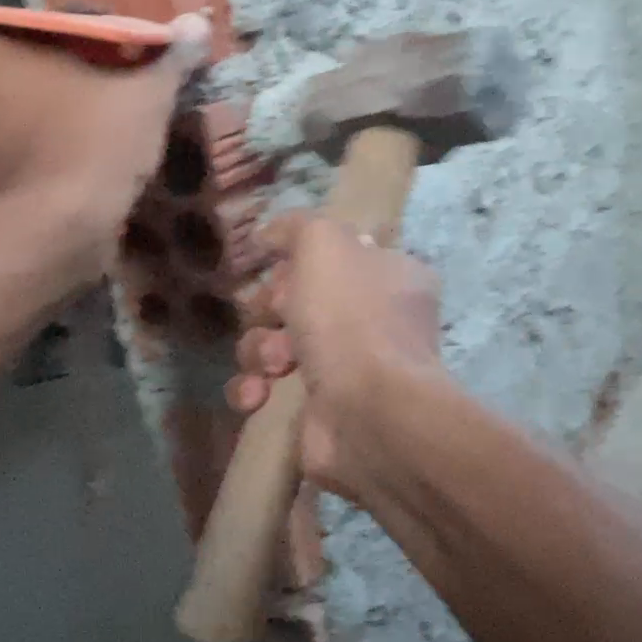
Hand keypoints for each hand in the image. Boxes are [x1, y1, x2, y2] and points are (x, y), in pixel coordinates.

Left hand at [0, 12, 209, 231]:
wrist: (57, 234)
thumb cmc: (94, 146)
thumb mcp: (145, 94)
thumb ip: (170, 57)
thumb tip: (197, 23)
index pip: (57, 24)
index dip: (105, 36)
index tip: (136, 59)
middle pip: (39, 71)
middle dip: (80, 80)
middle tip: (124, 97)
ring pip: (30, 117)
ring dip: (65, 121)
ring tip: (110, 135)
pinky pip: (26, 157)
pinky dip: (52, 158)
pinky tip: (87, 169)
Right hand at [226, 213, 444, 500]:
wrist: (367, 415)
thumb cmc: (351, 320)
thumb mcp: (324, 244)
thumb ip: (296, 227)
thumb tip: (271, 236)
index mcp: (389, 277)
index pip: (334, 259)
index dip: (298, 263)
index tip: (281, 273)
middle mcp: (372, 323)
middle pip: (296, 303)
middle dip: (270, 310)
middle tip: (274, 318)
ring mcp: (346, 372)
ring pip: (274, 348)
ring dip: (257, 352)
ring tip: (272, 366)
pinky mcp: (316, 413)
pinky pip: (266, 392)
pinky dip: (253, 391)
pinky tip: (258, 396)